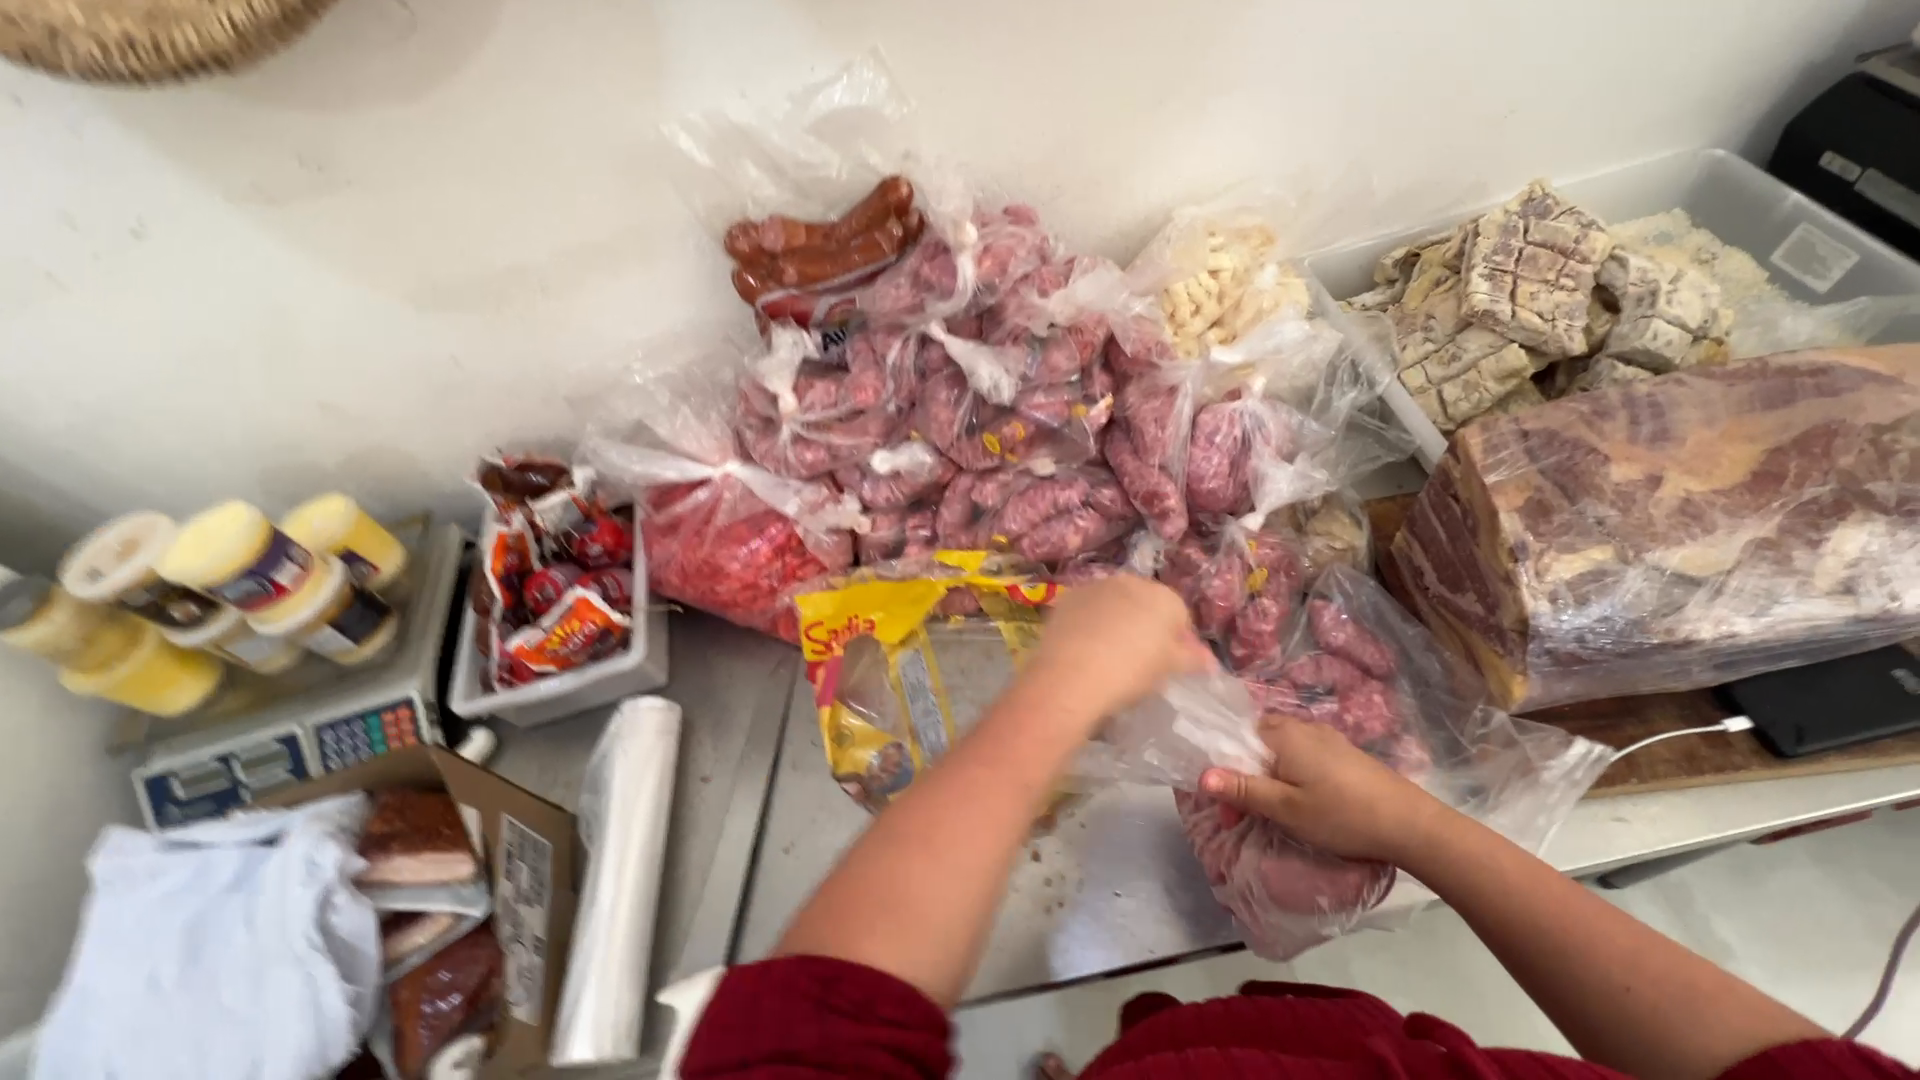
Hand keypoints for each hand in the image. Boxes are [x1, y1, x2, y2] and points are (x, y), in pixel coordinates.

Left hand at [1014, 576, 1211, 729]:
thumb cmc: (1131, 671)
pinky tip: (1084, 649)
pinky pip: (1087, 610)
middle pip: (1146, 604)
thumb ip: (1192, 658)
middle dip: (1147, 626)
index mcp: (1163, 597)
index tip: (1170, 664)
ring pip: (1115, 604)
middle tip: (1141, 659)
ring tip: (1110, 655)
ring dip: (1117, 622)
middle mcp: (1130, 582)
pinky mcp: (1067, 599)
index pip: (1180, 616)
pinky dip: (1090, 624)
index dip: (1178, 641)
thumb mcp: (1169, 668)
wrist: (1071, 676)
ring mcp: (1095, 587)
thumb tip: (1209, 660)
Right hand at [1198, 714, 1450, 863]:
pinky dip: (1290, 775)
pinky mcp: (1343, 753)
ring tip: (1272, 811)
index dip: (1223, 771)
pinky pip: (1301, 756)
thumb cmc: (1342, 815)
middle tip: (1245, 816)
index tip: (1227, 810)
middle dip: (1243, 774)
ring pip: (1279, 750)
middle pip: (1255, 742)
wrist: (1413, 825)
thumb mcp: (1286, 808)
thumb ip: (1243, 789)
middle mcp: (1302, 727)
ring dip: (1266, 777)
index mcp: (1282, 735)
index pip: (1234, 739)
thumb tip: (1201, 776)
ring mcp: (1326, 738)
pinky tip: (1301, 800)